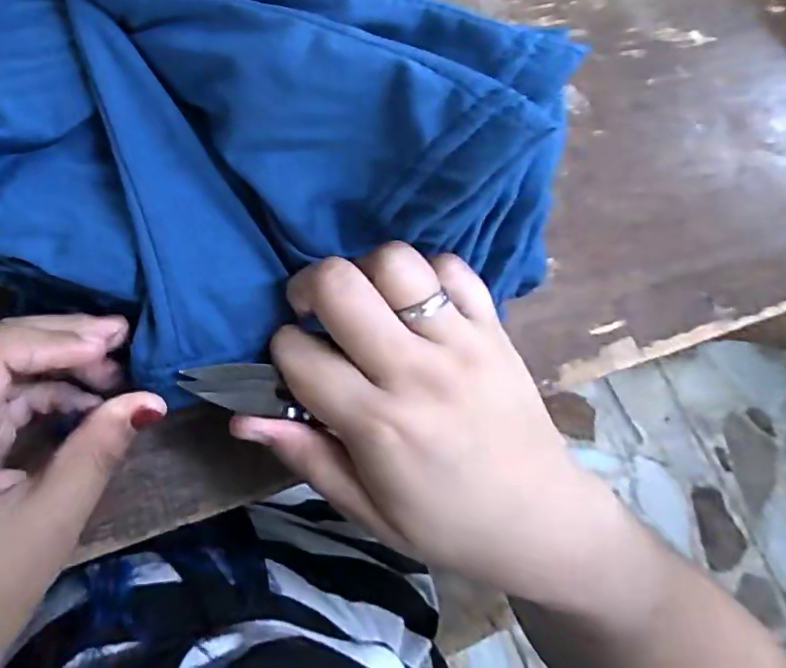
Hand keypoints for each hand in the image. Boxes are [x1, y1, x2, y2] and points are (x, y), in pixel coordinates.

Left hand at [0, 315, 166, 667]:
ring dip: (58, 363)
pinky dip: (45, 391)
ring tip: (113, 372)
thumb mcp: (47, 524)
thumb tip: (149, 401)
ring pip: (2, 365)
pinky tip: (85, 400)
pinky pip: (2, 395)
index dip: (59, 339)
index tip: (114, 342)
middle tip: (122, 339)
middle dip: (64, 340)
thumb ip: (97, 451)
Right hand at [230, 243, 630, 605]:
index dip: (282, 351)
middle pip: (338, 284)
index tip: (296, 365)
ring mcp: (461, 342)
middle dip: (308, 287)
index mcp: (379, 423)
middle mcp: (416, 372)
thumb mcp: (365, 508)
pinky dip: (428, 274)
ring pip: (395, 262)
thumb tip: (238, 419)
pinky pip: (454, 266)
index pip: (297, 353)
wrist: (546, 523)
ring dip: (367, 271)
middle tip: (314, 310)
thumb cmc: (444, 522)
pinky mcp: (495, 327)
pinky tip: (420, 304)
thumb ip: (303, 455)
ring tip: (369, 300)